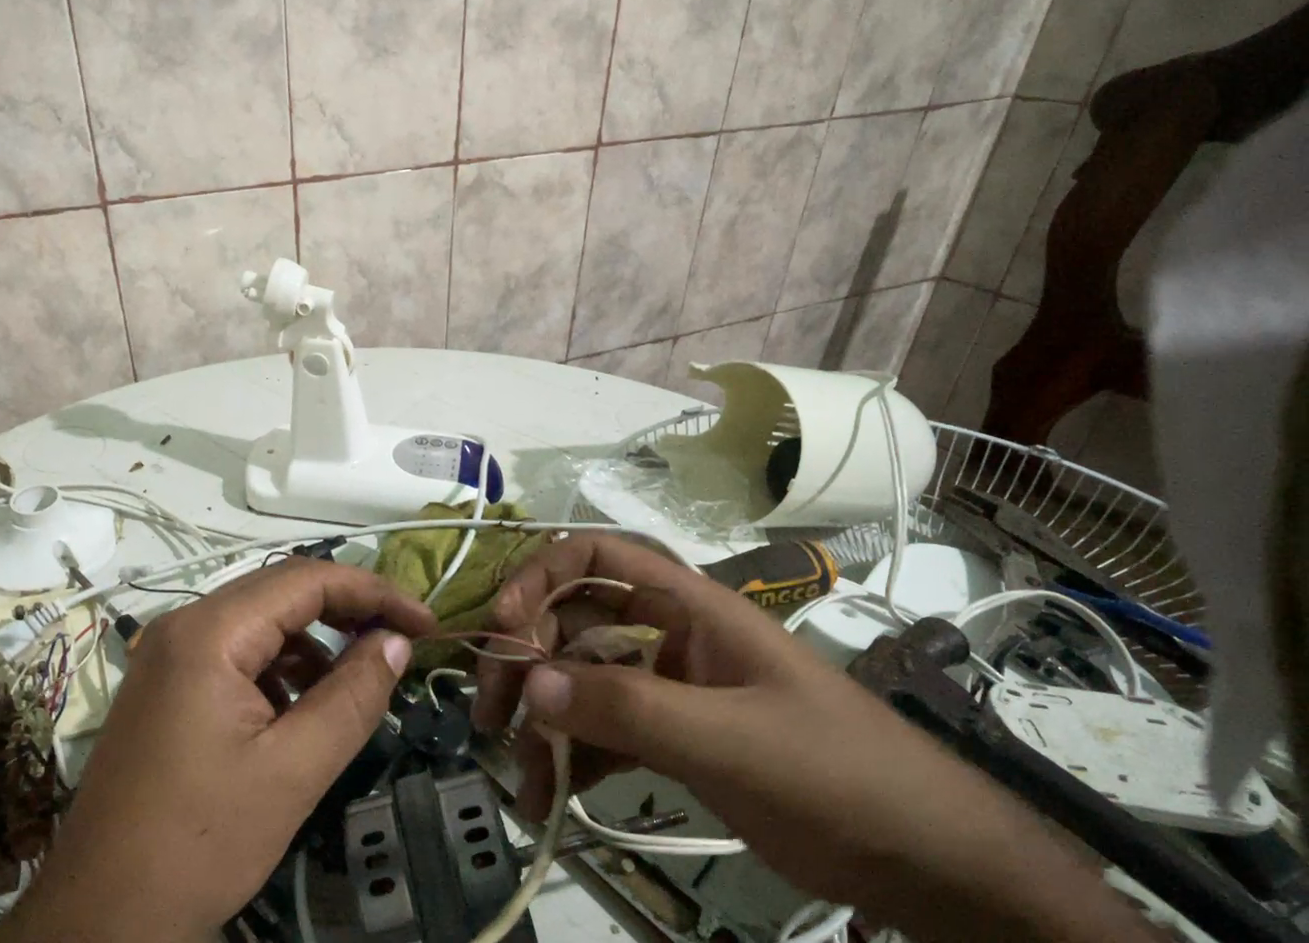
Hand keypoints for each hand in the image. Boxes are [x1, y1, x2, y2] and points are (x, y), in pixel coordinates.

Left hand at [4, 558, 435, 942]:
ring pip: (259, 624)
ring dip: (314, 645)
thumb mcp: (293, 770)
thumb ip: (352, 696)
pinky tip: (302, 712)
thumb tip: (396, 642)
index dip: (374, 593)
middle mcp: (182, 626)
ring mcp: (167, 655)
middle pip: (280, 593)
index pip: (306, 580)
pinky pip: (235, 656)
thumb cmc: (201, 841)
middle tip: (402, 644)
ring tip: (357, 686)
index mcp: (208, 632)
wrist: (101, 914)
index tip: (426, 623)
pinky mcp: (165, 686)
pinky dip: (280, 670)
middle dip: (347, 613)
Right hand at [474, 535, 1159, 942]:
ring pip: (580, 685)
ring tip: (522, 784)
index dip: (541, 578)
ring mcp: (670, 691)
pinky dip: (569, 762)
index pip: (599, 558)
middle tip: (492, 717)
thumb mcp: (733, 740)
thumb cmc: (839, 776)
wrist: (926, 862)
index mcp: (691, 608)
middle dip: (526, 665)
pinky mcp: (674, 742)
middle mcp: (671, 638)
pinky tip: (548, 802)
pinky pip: (601, 735)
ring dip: (542, 726)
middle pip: (573, 625)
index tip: (504, 628)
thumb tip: (532, 682)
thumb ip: (631, 709)